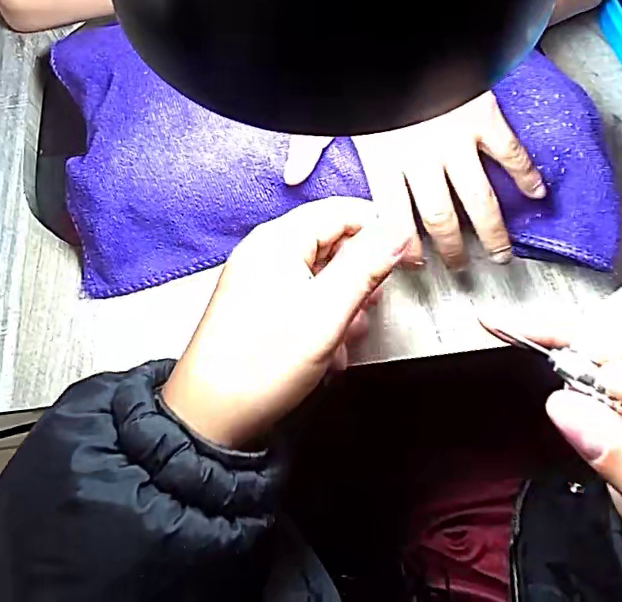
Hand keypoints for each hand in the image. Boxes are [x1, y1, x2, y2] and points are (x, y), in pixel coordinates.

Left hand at [162, 198, 403, 449]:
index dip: (380, 228)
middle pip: (332, 241)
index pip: (340, 210)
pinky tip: (326, 353)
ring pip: (324, 274)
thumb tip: (396, 227)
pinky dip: (325, 320)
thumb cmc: (263, 361)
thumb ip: (364, 265)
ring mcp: (261, 276)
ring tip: (340, 340)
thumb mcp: (327, 311)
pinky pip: (307, 297)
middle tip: (367, 310)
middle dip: (360, 277)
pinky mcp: (261, 303)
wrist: (212, 413)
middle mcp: (266, 249)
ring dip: (344, 306)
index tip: (410, 257)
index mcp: (278, 238)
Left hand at [285, 92, 545, 269]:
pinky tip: (536, 193)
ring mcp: (455, 139)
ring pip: (478, 197)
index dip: (406, 243)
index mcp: (381, 158)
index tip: (415, 263)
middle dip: (452, 246)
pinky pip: (510, 153)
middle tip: (462, 267)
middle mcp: (419, 157)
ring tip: (500, 252)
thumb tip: (292, 177)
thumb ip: (310, 147)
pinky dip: (526, 175)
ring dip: (492, 229)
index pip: (394, 214)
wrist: (399, 34)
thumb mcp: (329, 113)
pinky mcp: (482, 118)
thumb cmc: (360, 75)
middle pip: (440, 215)